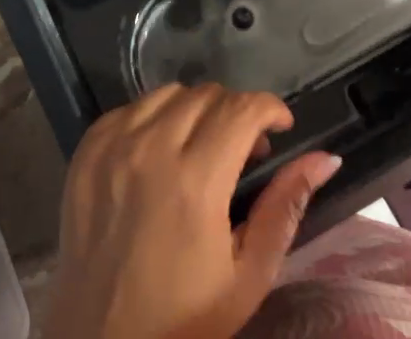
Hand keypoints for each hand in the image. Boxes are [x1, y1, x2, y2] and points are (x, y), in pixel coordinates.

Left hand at [45, 84, 342, 338]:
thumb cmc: (183, 318)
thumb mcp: (249, 274)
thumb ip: (286, 207)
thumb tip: (326, 158)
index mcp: (195, 181)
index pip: (241, 108)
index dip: (269, 108)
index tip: (280, 127)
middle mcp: (150, 151)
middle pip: (206, 95)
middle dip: (236, 111)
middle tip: (244, 150)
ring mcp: (111, 149)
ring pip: (166, 94)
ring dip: (194, 110)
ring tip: (202, 147)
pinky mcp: (85, 154)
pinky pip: (127, 109)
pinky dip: (152, 118)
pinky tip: (160, 151)